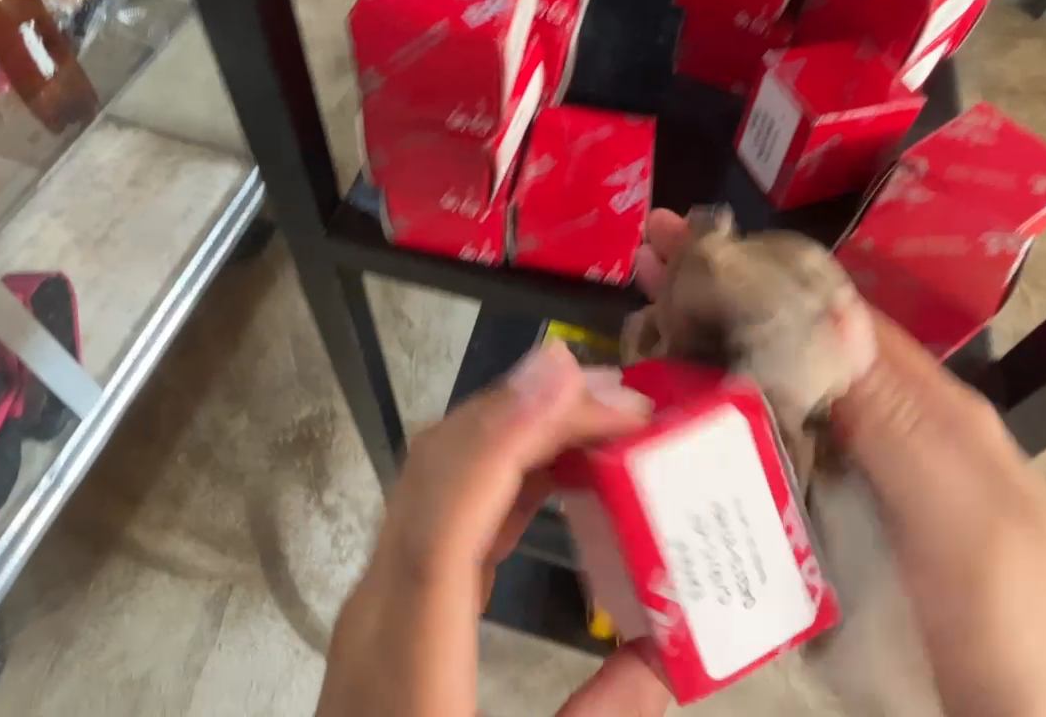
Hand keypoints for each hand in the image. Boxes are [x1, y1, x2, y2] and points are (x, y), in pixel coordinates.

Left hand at [317, 342, 672, 716]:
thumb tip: (668, 651)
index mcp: (406, 664)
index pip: (442, 528)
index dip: (501, 443)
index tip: (566, 381)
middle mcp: (378, 609)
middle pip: (436, 475)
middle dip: (525, 413)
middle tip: (620, 400)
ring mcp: (377, 598)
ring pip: (434, 478)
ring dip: (513, 429)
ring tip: (598, 416)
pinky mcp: (390, 601)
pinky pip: (443, 510)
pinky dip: (499, 470)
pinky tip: (553, 469)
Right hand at [637, 209, 1045, 716]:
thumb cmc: (1006, 630)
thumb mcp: (972, 519)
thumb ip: (904, 417)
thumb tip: (830, 305)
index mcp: (924, 408)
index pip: (833, 314)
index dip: (761, 269)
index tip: (687, 238)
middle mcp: (878, 425)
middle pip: (789, 342)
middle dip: (716, 296)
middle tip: (644, 260)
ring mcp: (841, 475)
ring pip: (764, 391)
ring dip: (703, 348)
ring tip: (637, 313)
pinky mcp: (810, 519)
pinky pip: (755, 450)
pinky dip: (709, 416)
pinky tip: (664, 406)